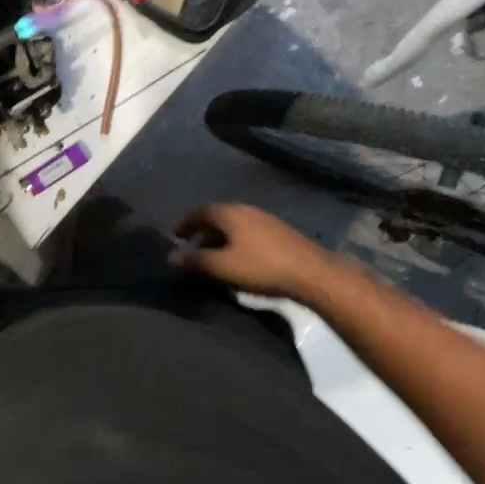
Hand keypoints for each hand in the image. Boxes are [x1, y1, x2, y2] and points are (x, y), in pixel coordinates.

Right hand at [171, 203, 336, 300]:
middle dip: (203, 231)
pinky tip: (240, 259)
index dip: (186, 223)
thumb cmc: (261, 267)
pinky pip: (248, 231)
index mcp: (229, 213)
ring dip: (221, 238)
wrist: (312, 273)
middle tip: (194, 248)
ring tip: (215, 256)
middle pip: (218, 216)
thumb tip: (171, 256)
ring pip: (234, 225)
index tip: (176, 235)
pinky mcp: (280, 232)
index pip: (200, 212)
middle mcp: (246, 210)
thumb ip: (195, 260)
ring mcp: (266, 219)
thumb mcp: (222, 267)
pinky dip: (237, 241)